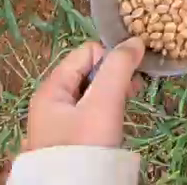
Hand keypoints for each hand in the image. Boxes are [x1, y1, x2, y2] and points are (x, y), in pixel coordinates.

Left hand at [24, 37, 146, 151]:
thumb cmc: (84, 145)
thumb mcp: (104, 101)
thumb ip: (119, 66)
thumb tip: (135, 40)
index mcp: (51, 88)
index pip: (88, 52)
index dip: (110, 59)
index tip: (127, 76)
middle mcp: (51, 102)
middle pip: (90, 71)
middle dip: (114, 76)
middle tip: (130, 91)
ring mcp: (58, 122)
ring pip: (93, 92)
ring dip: (112, 94)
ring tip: (123, 107)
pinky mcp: (68, 139)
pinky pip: (90, 112)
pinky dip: (106, 111)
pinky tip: (113, 123)